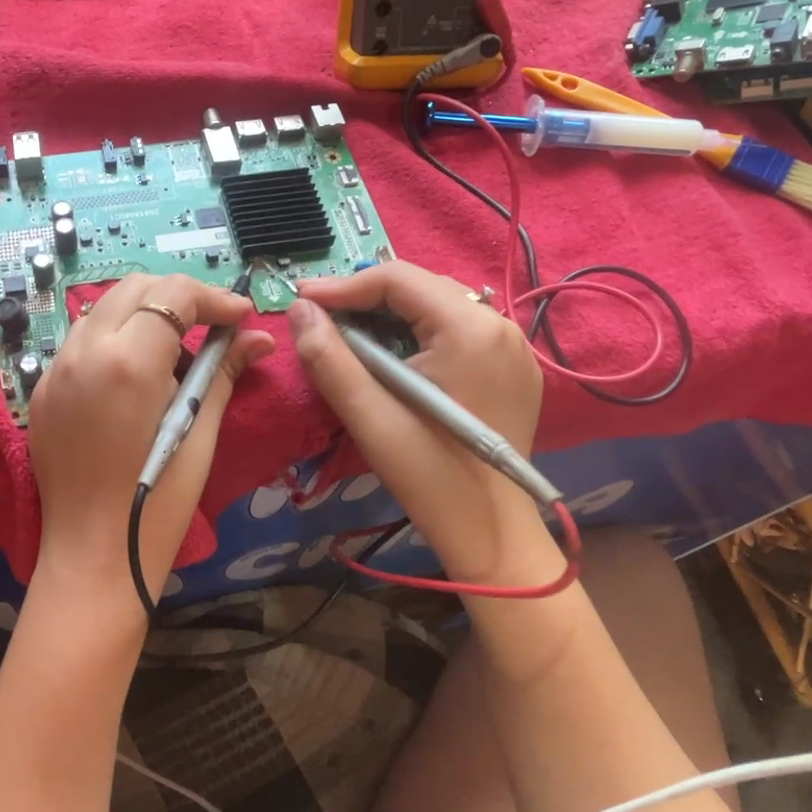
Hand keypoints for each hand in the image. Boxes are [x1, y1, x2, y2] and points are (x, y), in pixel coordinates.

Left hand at [28, 274, 274, 613]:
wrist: (92, 557)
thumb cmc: (156, 503)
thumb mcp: (198, 435)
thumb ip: (222, 374)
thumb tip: (258, 337)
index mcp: (126, 362)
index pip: (173, 295)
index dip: (214, 298)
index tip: (241, 317)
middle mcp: (82, 352)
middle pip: (135, 289)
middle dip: (178, 298)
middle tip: (214, 326)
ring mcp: (54, 371)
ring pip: (103, 310)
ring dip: (144, 315)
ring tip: (177, 352)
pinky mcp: (42, 391)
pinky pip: (80, 344)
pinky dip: (114, 340)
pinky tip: (137, 376)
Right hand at [288, 262, 548, 583]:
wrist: (491, 533)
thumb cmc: (429, 476)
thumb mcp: (369, 417)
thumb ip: (328, 358)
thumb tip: (299, 309)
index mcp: (470, 330)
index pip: (398, 279)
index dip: (343, 284)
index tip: (298, 298)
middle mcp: (500, 326)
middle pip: (420, 286)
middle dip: (364, 296)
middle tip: (318, 316)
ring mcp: (512, 348)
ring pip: (437, 305)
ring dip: (389, 313)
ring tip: (348, 333)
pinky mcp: (512, 369)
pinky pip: (457, 329)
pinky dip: (417, 332)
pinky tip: (391, 355)